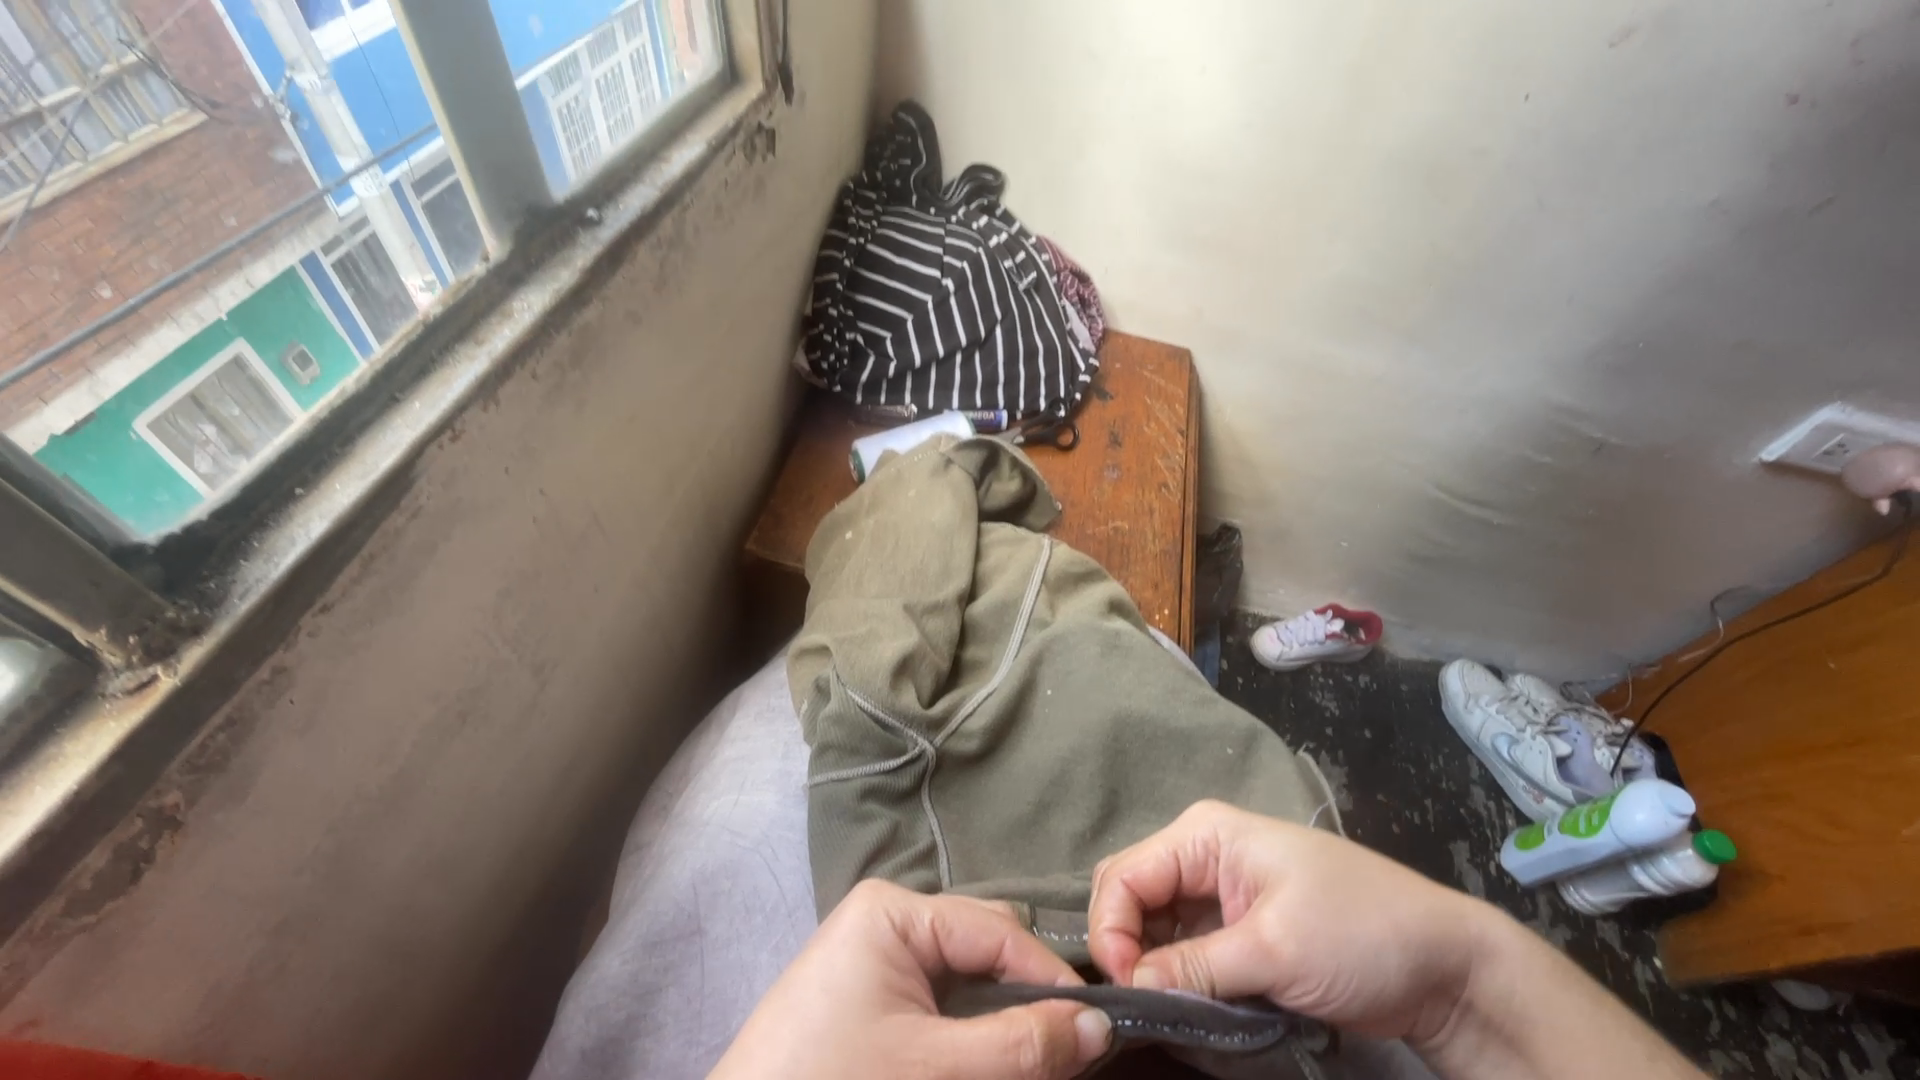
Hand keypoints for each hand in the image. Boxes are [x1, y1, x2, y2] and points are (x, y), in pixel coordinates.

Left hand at [710, 880, 1112, 1079]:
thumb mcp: (936, 1067)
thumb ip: (1021, 1045)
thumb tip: (1101, 1025)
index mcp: (895, 910)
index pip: (997, 930)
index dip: (1050, 978)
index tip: (1099, 1028)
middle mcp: (886, 915)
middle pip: (984, 942)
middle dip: (1027, 993)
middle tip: (1066, 1048)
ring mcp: (874, 951)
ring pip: (965, 971)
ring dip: (1001, 1012)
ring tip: (1030, 1055)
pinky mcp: (867, 989)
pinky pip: (938, 992)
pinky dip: (970, 1023)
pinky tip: (984, 1054)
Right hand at [1087, 800, 1493, 1047]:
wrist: (1445, 966)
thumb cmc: (1360, 935)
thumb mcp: (1274, 951)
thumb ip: (1194, 968)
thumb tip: (1130, 988)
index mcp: (1204, 835)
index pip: (1126, 875)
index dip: (1112, 930)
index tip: (1128, 989)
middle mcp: (1203, 854)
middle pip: (1132, 894)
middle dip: (1124, 944)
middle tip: (1139, 1002)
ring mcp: (1220, 890)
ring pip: (1155, 923)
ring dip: (1150, 963)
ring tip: (1158, 1009)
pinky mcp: (1238, 926)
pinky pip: (1185, 944)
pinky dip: (1176, 973)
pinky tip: (1180, 1002)